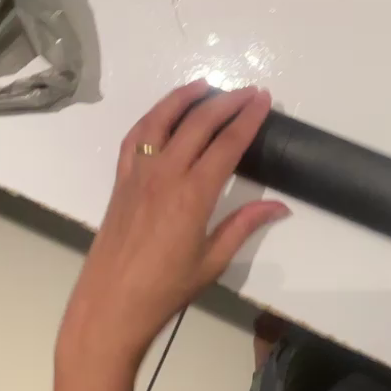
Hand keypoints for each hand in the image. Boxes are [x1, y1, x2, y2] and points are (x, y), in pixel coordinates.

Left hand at [58, 81, 288, 373]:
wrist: (110, 305)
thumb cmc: (165, 289)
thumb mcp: (213, 261)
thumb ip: (244, 225)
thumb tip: (280, 206)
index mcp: (193, 195)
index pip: (227, 144)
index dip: (248, 118)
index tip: (263, 100)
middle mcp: (165, 174)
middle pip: (199, 124)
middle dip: (227, 102)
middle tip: (248, 91)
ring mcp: (138, 174)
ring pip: (162, 120)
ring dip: (185, 98)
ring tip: (205, 85)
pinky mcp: (121, 180)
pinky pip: (135, 137)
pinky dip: (151, 117)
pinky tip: (163, 112)